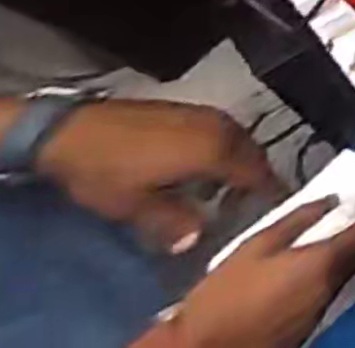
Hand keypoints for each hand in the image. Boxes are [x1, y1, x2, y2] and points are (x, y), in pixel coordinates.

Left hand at [38, 99, 279, 253]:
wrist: (78, 130)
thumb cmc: (107, 171)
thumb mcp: (132, 205)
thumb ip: (169, 222)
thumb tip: (194, 242)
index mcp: (216, 153)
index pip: (255, 173)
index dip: (267, 188)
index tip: (276, 200)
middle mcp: (225, 131)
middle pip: (254, 154)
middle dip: (256, 175)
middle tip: (246, 198)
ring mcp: (213, 117)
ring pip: (243, 141)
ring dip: (241, 161)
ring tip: (225, 183)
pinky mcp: (199, 111)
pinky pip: (228, 132)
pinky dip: (228, 148)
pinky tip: (206, 162)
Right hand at [149, 197, 354, 347]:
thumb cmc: (222, 297)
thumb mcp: (257, 246)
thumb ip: (299, 219)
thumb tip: (332, 199)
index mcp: (326, 260)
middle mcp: (333, 284)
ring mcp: (322, 308)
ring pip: (347, 272)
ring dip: (347, 255)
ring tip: (334, 240)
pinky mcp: (308, 327)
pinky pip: (330, 292)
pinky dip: (330, 277)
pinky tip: (313, 272)